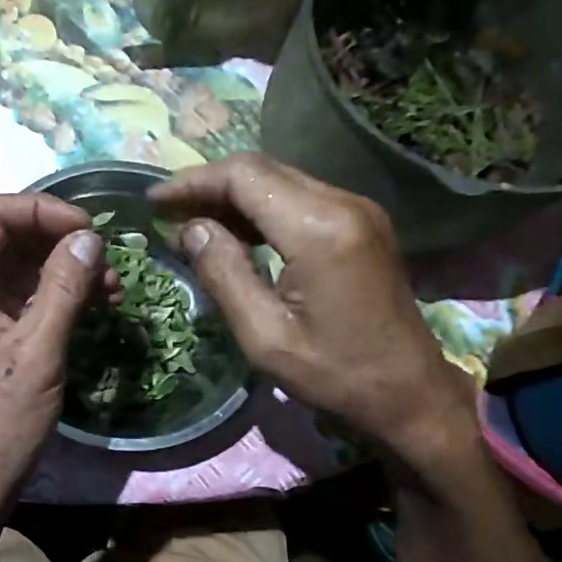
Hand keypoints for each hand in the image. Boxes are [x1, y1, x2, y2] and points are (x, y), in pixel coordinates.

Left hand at [0, 194, 109, 508]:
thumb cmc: (4, 417)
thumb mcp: (40, 349)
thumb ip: (65, 287)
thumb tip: (91, 236)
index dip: (42, 210)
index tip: (88, 228)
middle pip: (11, 233)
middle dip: (62, 238)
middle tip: (107, 259)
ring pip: (27, 260)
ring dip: (70, 265)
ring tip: (113, 287)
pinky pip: (32, 289)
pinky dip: (65, 289)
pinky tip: (102, 301)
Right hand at [149, 154, 473, 453]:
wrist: (406, 390)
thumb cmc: (333, 372)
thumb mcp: (263, 335)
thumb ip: (224, 274)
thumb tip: (191, 230)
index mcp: (318, 230)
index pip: (245, 177)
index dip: (193, 182)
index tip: (154, 200)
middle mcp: (343, 204)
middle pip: (262, 170)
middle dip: (208, 185)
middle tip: (166, 211)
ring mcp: (357, 210)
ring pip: (279, 180)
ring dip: (231, 195)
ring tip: (189, 222)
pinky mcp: (360, 224)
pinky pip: (298, 198)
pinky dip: (258, 208)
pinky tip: (232, 232)